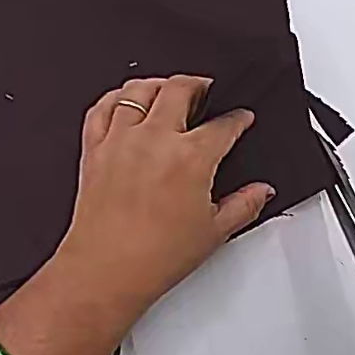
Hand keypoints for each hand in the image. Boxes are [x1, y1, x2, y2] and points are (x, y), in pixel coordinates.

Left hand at [45, 74, 274, 325]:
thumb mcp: (215, 230)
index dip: (238, 118)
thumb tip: (261, 191)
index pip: (224, 124)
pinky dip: (116, 98)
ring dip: (159, 84)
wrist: (107, 270)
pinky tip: (125, 101)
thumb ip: (245, 204)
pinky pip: (102, 108)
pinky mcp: (94, 149)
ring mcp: (120, 141)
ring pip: (138, 89)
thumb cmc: (155, 255)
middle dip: (200, 85)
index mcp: (191, 158)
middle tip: (207, 90)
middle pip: (180, 89)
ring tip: (169, 88)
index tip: (241, 118)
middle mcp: (154, 140)